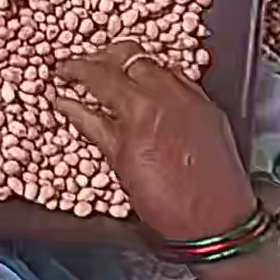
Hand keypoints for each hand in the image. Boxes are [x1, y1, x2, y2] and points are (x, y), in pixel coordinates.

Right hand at [50, 41, 255, 241]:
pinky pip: (179, 77)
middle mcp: (168, 94)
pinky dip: (158, 76)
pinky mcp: (209, 107)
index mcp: (140, 107)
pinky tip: (147, 90)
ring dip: (130, 64)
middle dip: (101, 58)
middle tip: (85, 69)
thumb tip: (66, 103)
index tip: (62, 71)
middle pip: (128, 54)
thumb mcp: (117, 160)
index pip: (98, 73)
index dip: (74, 69)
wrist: (217, 224)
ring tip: (113, 78)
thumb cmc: (164, 199)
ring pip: (154, 62)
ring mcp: (192, 98)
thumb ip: (90, 123)